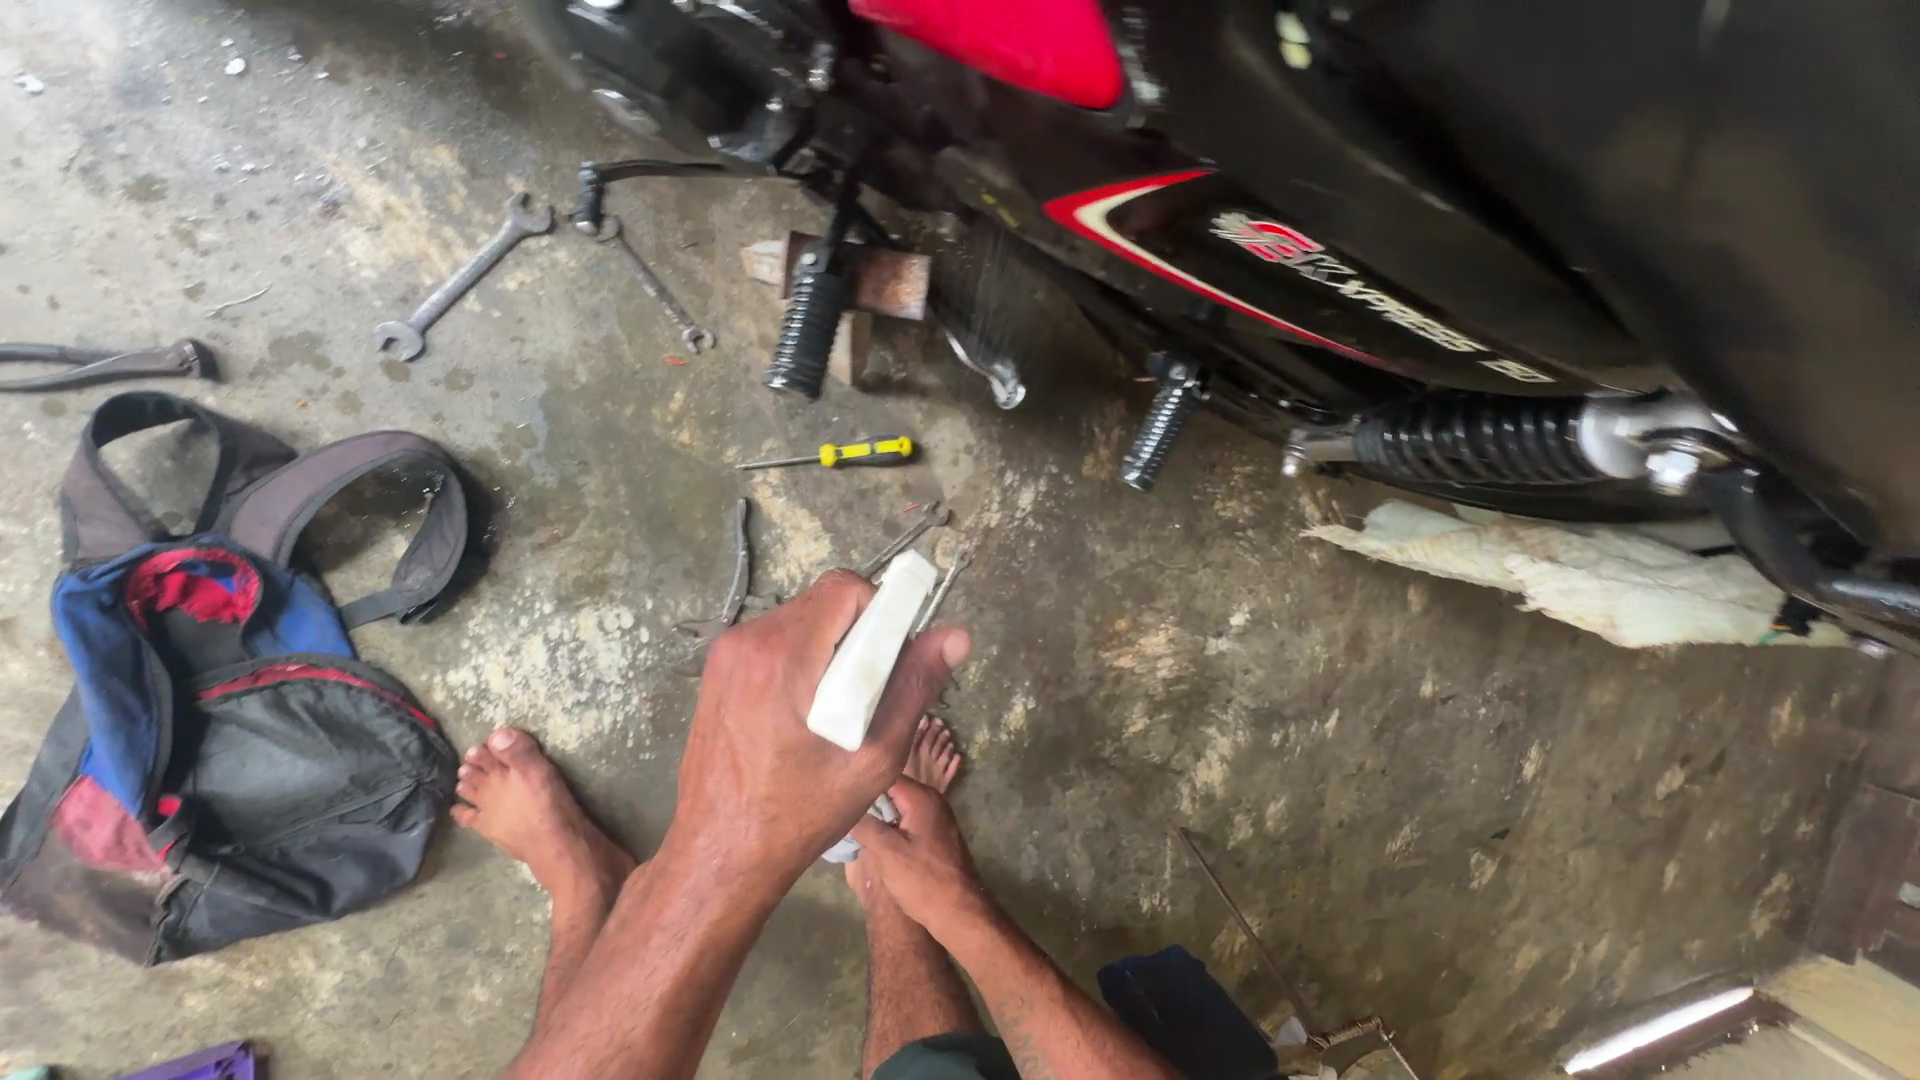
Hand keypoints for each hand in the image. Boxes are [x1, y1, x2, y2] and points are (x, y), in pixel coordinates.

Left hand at [669, 569, 970, 892]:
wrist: (720, 852)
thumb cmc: (800, 813)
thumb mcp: (874, 756)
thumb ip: (915, 686)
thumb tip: (956, 636)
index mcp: (783, 655)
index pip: (846, 588)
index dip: (882, 613)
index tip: (891, 662)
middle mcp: (747, 640)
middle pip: (825, 601)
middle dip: (860, 635)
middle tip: (870, 694)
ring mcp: (726, 652)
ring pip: (803, 618)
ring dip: (833, 648)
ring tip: (839, 711)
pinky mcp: (719, 668)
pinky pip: (779, 639)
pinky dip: (806, 659)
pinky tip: (807, 712)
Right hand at [850, 777, 996, 937]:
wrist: (960, 912)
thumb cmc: (924, 881)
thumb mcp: (888, 853)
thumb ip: (866, 826)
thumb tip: (847, 810)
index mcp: (922, 797)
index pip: (886, 775)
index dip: (863, 781)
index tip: (842, 791)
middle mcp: (932, 800)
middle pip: (892, 789)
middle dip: (869, 799)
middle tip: (843, 810)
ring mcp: (936, 817)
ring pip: (899, 806)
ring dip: (879, 815)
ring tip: (853, 823)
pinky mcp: (936, 833)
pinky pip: (908, 819)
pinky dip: (892, 825)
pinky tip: (874, 838)